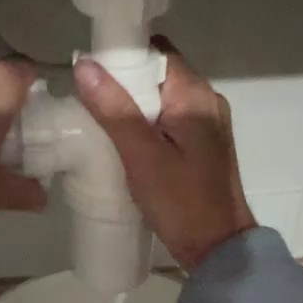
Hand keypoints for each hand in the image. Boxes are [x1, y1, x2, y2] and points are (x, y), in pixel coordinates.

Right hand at [73, 36, 256, 268]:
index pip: (157, 53)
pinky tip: (121, 142)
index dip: (123, 55)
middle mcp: (206, 101)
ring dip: (131, 106)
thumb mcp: (142, 156)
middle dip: (122, 82)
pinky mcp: (201, 146)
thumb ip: (114, 110)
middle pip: (158, 74)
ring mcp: (206, 124)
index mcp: (196, 96)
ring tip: (97, 120)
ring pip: (161, 99)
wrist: (218, 250)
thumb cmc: (182, 202)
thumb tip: (85, 66)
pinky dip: (144, 124)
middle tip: (87, 99)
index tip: (90, 70)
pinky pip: (167, 121)